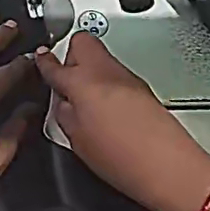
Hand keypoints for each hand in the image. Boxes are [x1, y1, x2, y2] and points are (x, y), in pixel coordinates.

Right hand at [34, 32, 209, 210]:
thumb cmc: (125, 159)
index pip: (54, 63)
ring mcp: (127, 78)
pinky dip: (106, 84)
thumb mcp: (77, 140)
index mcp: (82, 82)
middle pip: (82, 41)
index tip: (40, 60)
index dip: (43, 62)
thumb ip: (63, 114)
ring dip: (89, 70)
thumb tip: (61, 103)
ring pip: (101, 57)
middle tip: (64, 75)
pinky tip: (105, 108)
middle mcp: (106, 72)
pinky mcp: (143, 88)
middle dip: (70, 53)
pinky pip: (116, 75)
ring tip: (85, 99)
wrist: (169, 169)